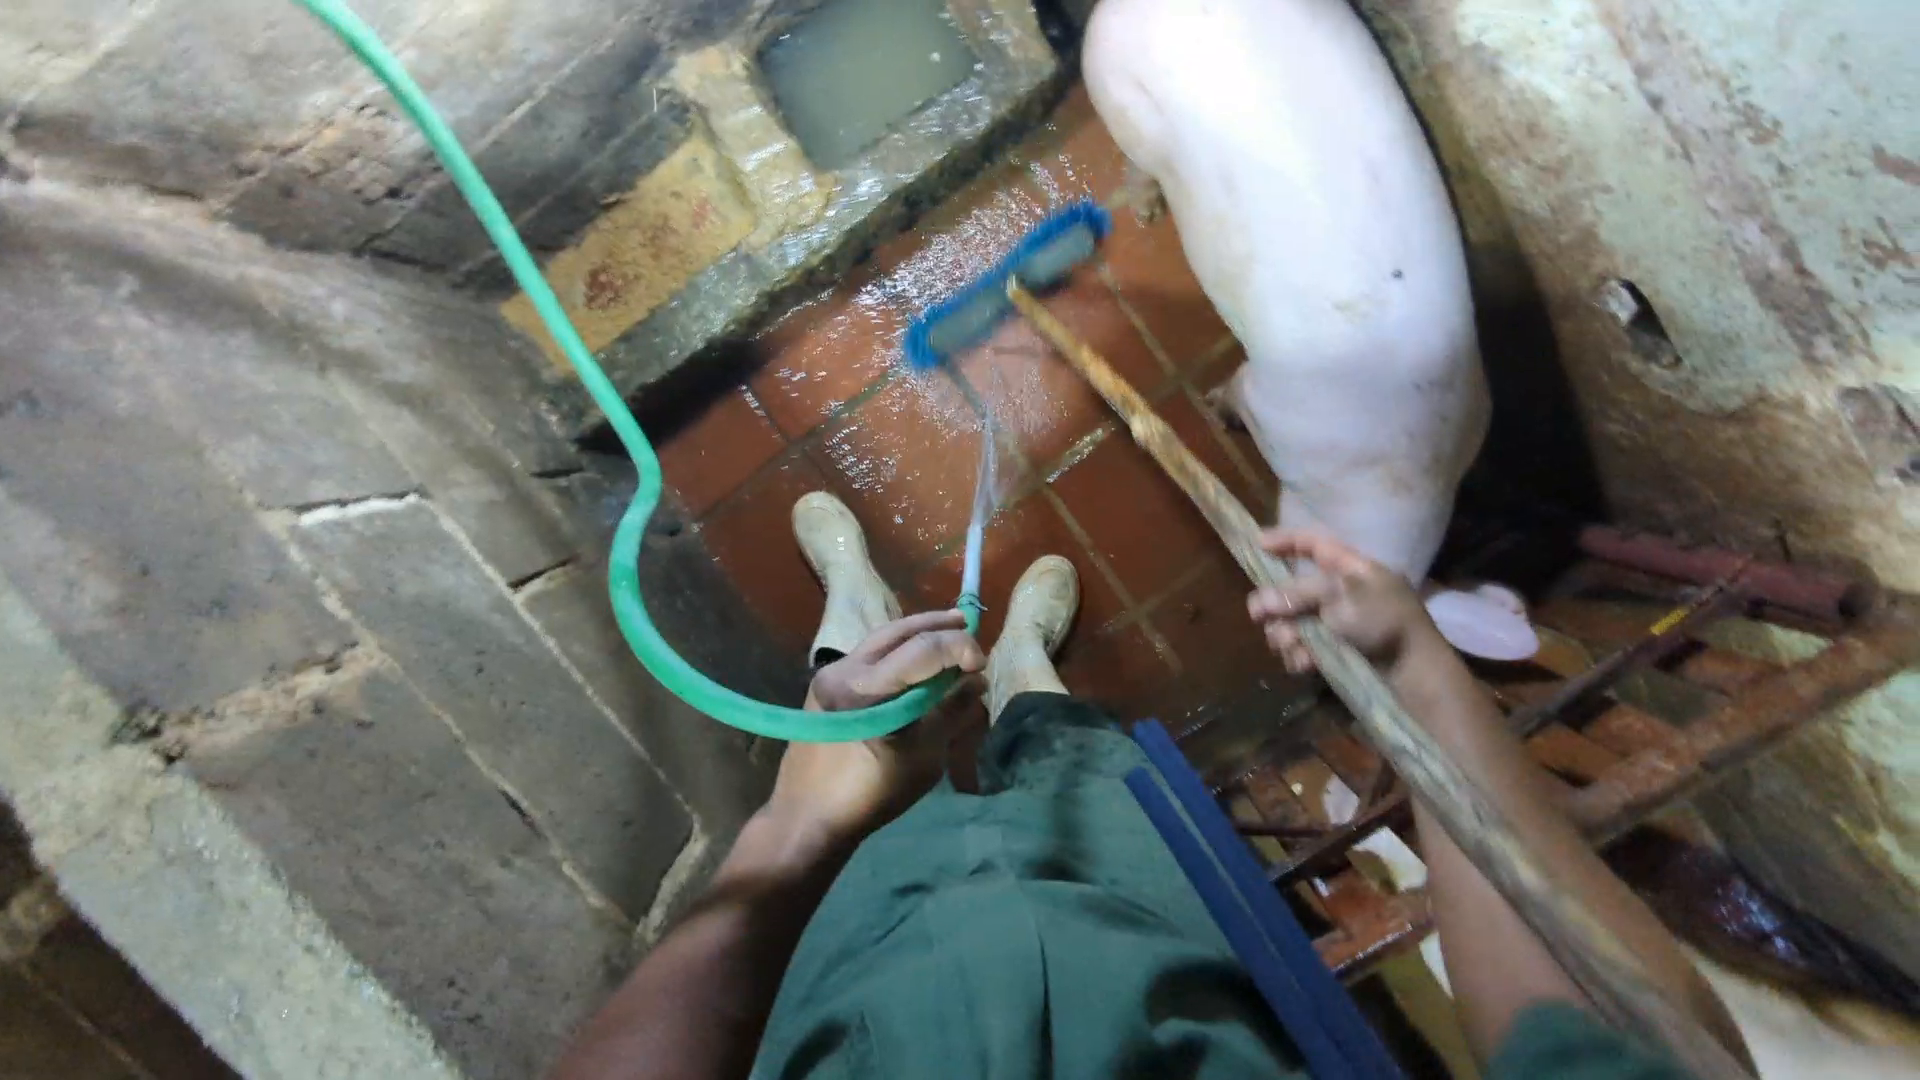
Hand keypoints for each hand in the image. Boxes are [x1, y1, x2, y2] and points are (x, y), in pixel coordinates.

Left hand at [769, 612, 985, 846]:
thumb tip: (975, 681)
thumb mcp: (924, 758)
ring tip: (950, 629)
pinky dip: (899, 650)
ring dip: (917, 633)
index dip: (958, 647)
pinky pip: (871, 655)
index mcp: (864, 690)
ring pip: (882, 638)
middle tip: (968, 625)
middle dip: (937, 626)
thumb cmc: (870, 795)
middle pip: (898, 632)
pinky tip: (918, 657)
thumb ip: (951, 712)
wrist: (806, 818)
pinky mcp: (827, 683)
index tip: (980, 664)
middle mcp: (843, 670)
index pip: (921, 649)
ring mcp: (830, 674)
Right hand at [1245, 529, 1444, 678]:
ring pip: (1290, 623)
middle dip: (1275, 605)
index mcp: (1351, 569)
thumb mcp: (1343, 598)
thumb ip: (1299, 594)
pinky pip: (1301, 649)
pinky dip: (1299, 656)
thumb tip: (1259, 602)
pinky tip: (1307, 664)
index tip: (1257, 544)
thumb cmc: (1385, 623)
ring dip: (1286, 635)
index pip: (1314, 544)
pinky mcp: (1332, 652)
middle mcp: (1340, 594)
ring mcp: (1335, 625)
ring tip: (1294, 647)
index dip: (1285, 540)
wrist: (1414, 673)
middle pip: (1291, 590)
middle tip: (1258, 616)